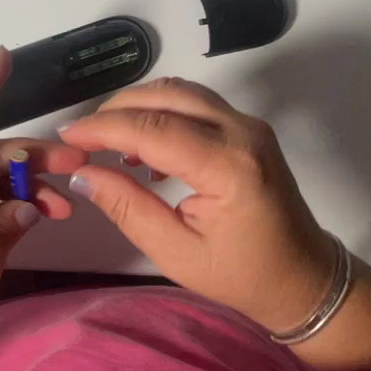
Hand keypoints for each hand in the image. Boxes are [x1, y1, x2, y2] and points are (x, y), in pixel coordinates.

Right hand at [58, 77, 337, 335]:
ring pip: (181, 93)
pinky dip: (161, 114)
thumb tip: (82, 174)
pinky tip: (143, 149)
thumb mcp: (177, 253)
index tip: (67, 137)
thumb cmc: (242, 275)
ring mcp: (249, 125)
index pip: (152, 129)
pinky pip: (196, 104)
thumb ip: (128, 208)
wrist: (304, 277)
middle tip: (82, 137)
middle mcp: (242, 132)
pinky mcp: (248, 128)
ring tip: (106, 141)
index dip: (103, 128)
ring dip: (138, 108)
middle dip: (116, 110)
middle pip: (166, 96)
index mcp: (229, 167)